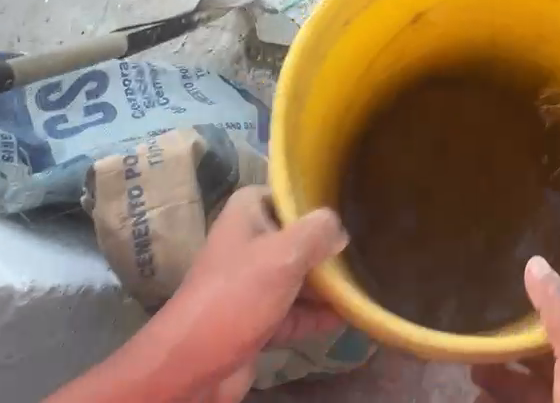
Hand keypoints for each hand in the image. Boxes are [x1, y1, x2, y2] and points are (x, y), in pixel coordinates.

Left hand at [48, 188, 348, 402]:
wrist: (192, 368)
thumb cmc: (237, 295)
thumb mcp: (284, 253)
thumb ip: (319, 231)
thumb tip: (341, 230)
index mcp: (246, 213)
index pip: (287, 191)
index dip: (316, 197)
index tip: (349, 202)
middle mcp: (248, 242)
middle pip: (298, 234)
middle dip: (329, 243)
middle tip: (367, 242)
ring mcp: (252, 283)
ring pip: (299, 274)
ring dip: (328, 281)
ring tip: (367, 276)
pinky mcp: (256, 319)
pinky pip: (296, 309)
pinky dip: (319, 312)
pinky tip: (350, 313)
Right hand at [470, 257, 559, 402]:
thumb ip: (558, 308)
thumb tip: (535, 261)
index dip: (559, 295)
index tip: (526, 277)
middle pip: (552, 350)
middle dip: (518, 341)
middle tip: (484, 329)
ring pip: (534, 386)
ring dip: (504, 377)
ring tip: (472, 368)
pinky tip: (477, 399)